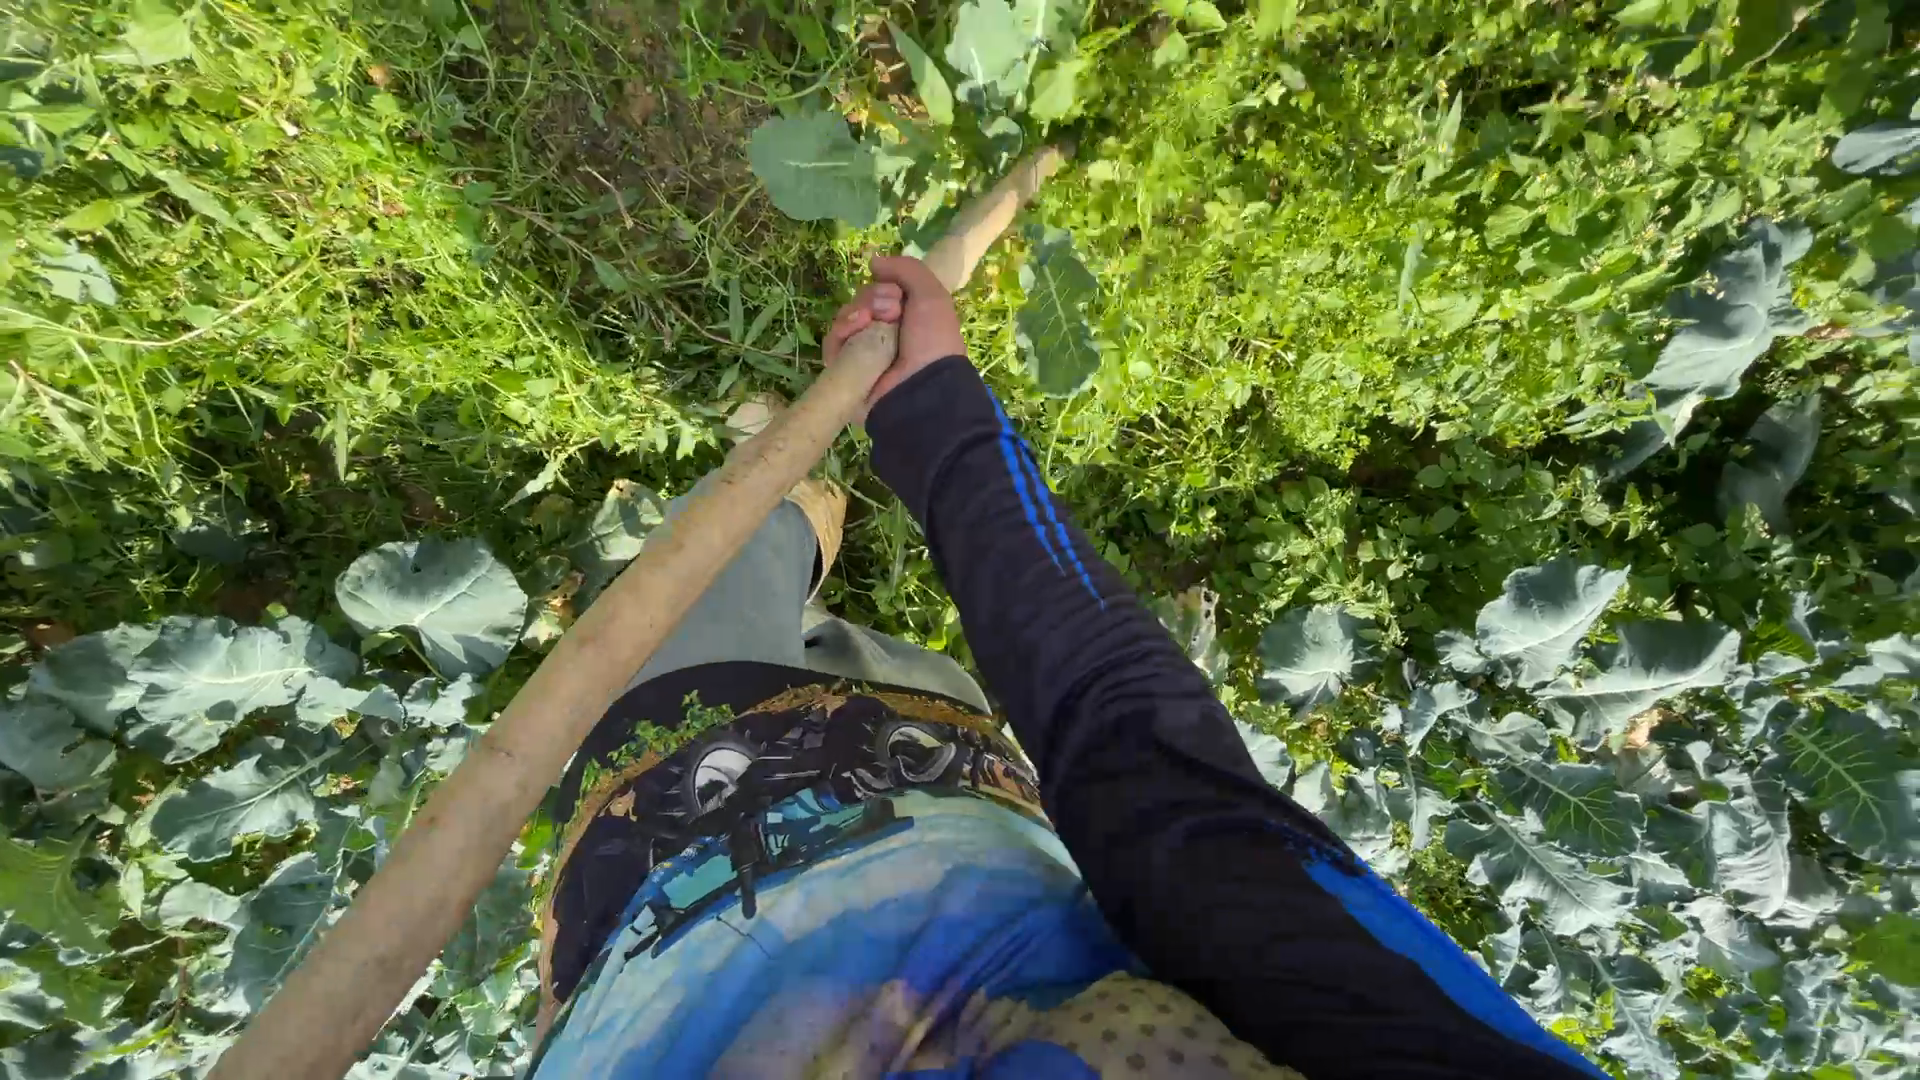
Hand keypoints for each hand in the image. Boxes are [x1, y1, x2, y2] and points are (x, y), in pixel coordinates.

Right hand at [823, 255, 965, 412]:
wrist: (922, 386)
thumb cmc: (933, 340)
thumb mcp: (931, 294)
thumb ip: (906, 269)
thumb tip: (873, 261)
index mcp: (906, 320)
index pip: (881, 291)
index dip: (885, 287)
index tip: (897, 294)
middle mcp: (884, 335)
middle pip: (862, 301)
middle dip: (873, 298)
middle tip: (890, 311)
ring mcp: (863, 353)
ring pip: (846, 318)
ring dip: (857, 312)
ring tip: (871, 321)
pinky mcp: (845, 370)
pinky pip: (833, 341)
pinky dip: (842, 330)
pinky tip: (856, 329)